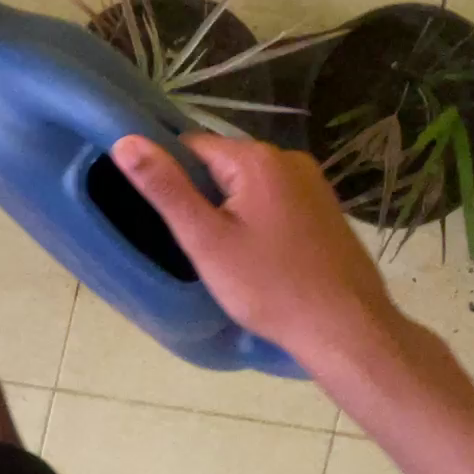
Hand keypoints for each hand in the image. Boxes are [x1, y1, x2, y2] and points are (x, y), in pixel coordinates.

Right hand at [110, 132, 409, 371]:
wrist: (348, 332)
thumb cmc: (269, 286)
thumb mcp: (204, 238)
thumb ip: (164, 187)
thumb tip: (125, 141)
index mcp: (256, 159)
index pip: (190, 145)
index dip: (171, 177)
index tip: (171, 216)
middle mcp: (288, 158)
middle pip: (219, 163)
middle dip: (201, 195)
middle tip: (198, 241)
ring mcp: (312, 182)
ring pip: (245, 182)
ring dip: (228, 208)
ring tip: (225, 251)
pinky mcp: (325, 207)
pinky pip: (272, 198)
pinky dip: (255, 217)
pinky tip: (257, 253)